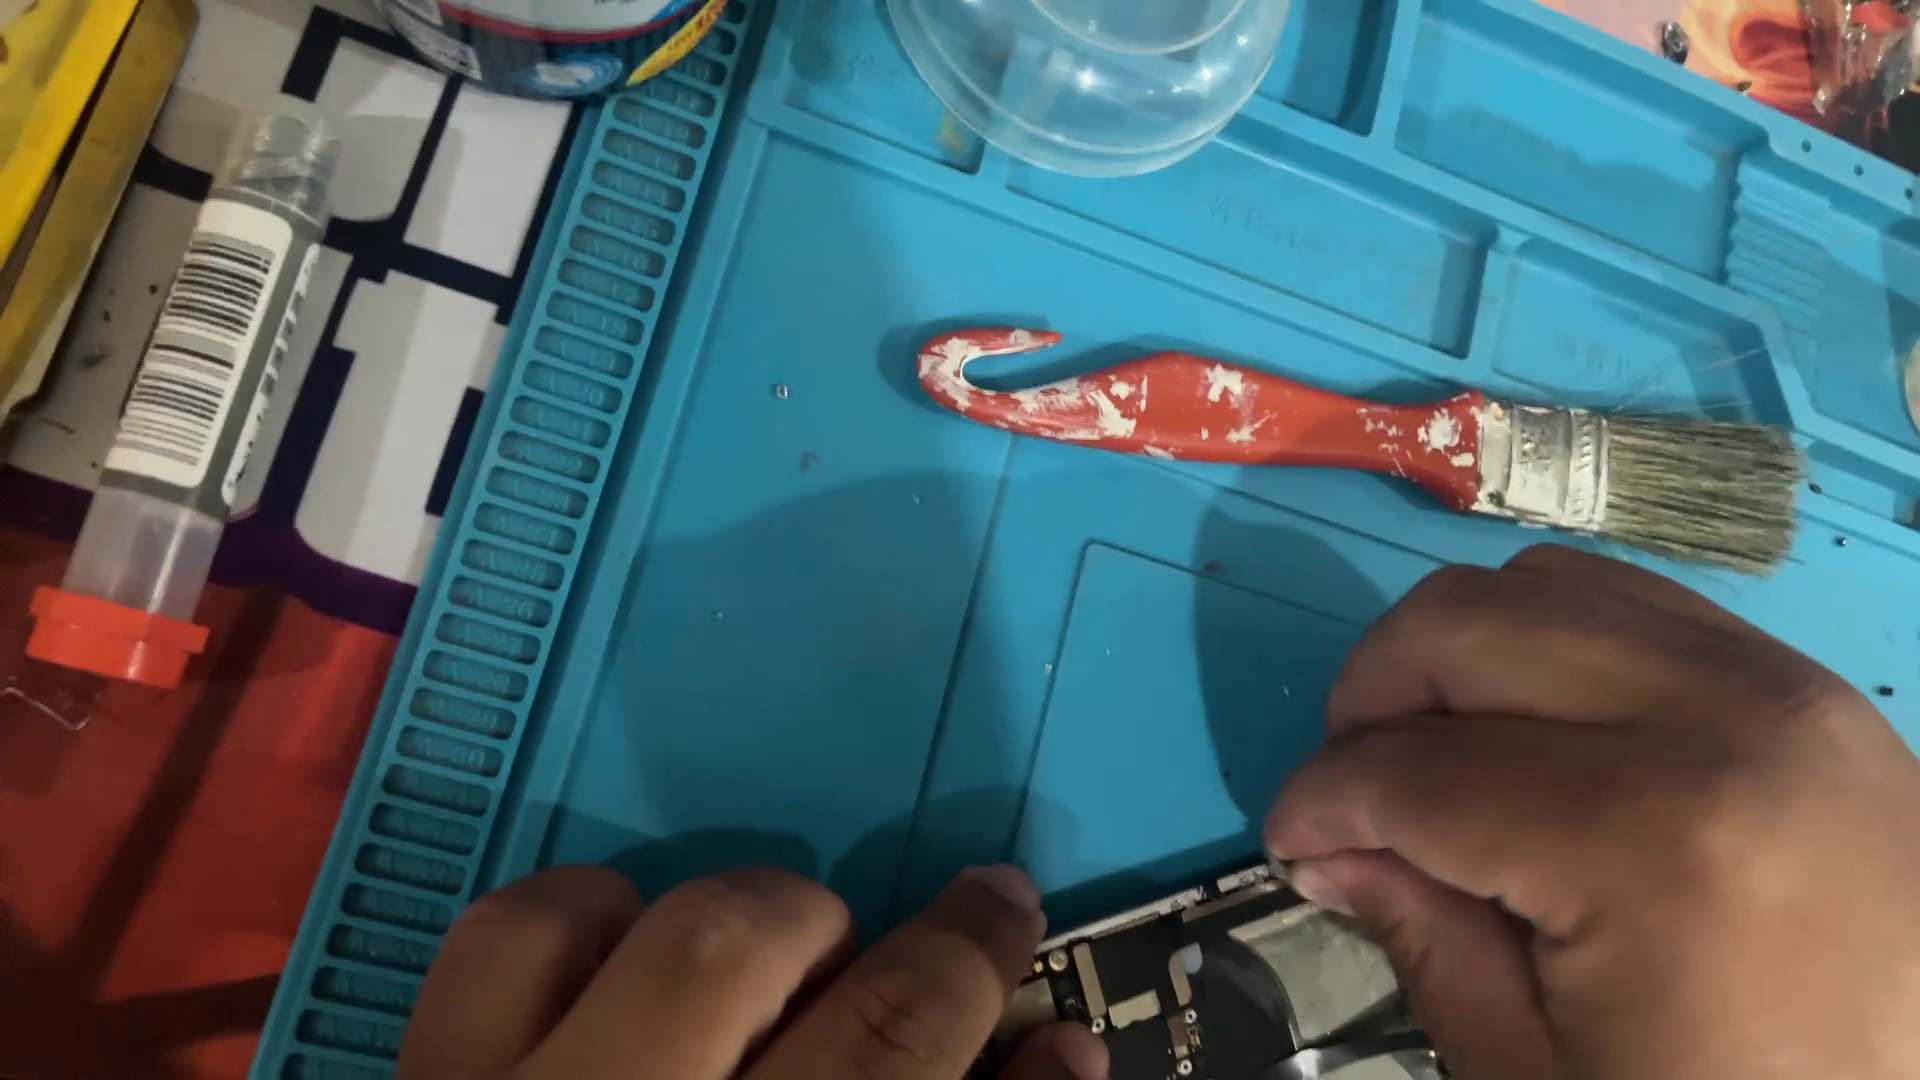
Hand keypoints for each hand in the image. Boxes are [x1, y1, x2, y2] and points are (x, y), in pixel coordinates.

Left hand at [398, 864, 1107, 1079]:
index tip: (1007, 899)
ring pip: (632, 934)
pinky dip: (585, 917)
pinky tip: (622, 971)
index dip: (973, 959)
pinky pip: (502, 942)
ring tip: (759, 974)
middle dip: (838, 937)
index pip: (894, 1049)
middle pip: (754, 959)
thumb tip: (1062, 1053)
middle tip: (865, 976)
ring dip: (731, 920)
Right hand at [1265, 546, 1919, 1079]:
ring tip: (1437, 749)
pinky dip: (1528, 641)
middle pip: (1454, 627)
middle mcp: (1723, 720)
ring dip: (1442, 661)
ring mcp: (1775, 681)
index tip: (1290, 842)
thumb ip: (1407, 927)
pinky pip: (1607, 598)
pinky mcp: (1794, 678)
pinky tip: (1523, 725)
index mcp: (1657, 840)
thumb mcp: (1531, 1067)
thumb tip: (1321, 848)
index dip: (1317, 802)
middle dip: (1365, 701)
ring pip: (1522, 587)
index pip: (1407, 770)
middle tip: (1356, 786)